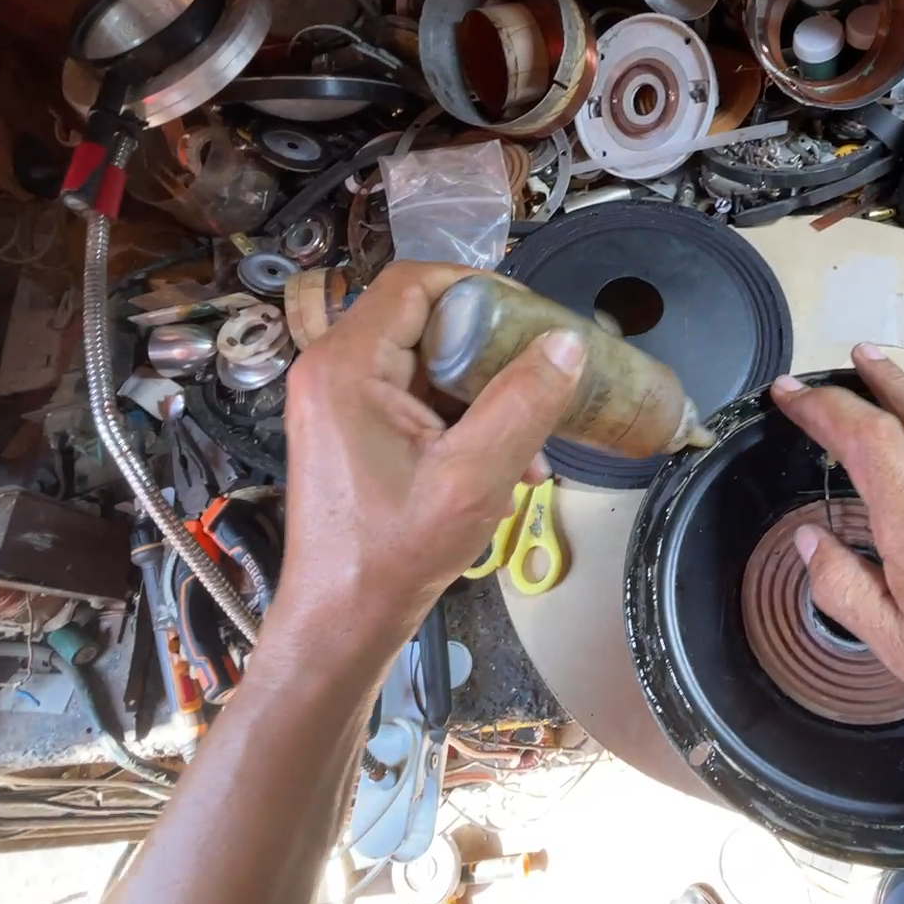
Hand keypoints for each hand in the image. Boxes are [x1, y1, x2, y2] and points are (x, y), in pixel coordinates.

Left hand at [277, 262, 583, 647]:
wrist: (343, 621)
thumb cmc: (397, 551)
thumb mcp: (474, 476)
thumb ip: (523, 403)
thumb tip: (568, 343)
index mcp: (348, 365)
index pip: (415, 283)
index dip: (478, 287)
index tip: (532, 317)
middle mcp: (335, 371)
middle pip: (425, 323)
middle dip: (492, 352)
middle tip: (543, 379)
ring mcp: (343, 403)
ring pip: (429, 367)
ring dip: (486, 397)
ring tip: (531, 445)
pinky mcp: (357, 432)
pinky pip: (420, 403)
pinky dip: (465, 424)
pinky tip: (504, 468)